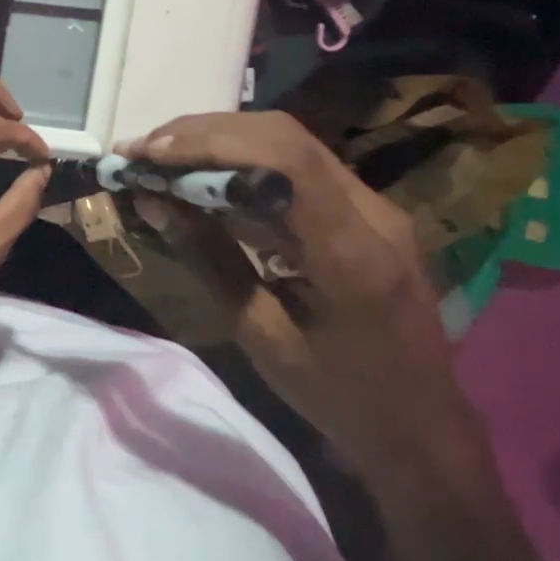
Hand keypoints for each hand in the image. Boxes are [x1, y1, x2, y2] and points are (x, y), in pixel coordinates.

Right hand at [121, 112, 478, 477]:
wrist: (420, 426)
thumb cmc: (338, 394)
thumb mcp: (260, 335)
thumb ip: (209, 260)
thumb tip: (154, 201)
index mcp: (353, 253)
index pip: (285, 161)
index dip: (210, 143)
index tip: (147, 153)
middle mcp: (375, 214)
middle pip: (285, 138)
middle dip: (204, 134)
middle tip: (140, 152)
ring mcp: (377, 210)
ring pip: (290, 146)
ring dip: (219, 144)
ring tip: (157, 159)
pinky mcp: (366, 215)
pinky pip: (298, 171)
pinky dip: (241, 165)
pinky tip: (199, 179)